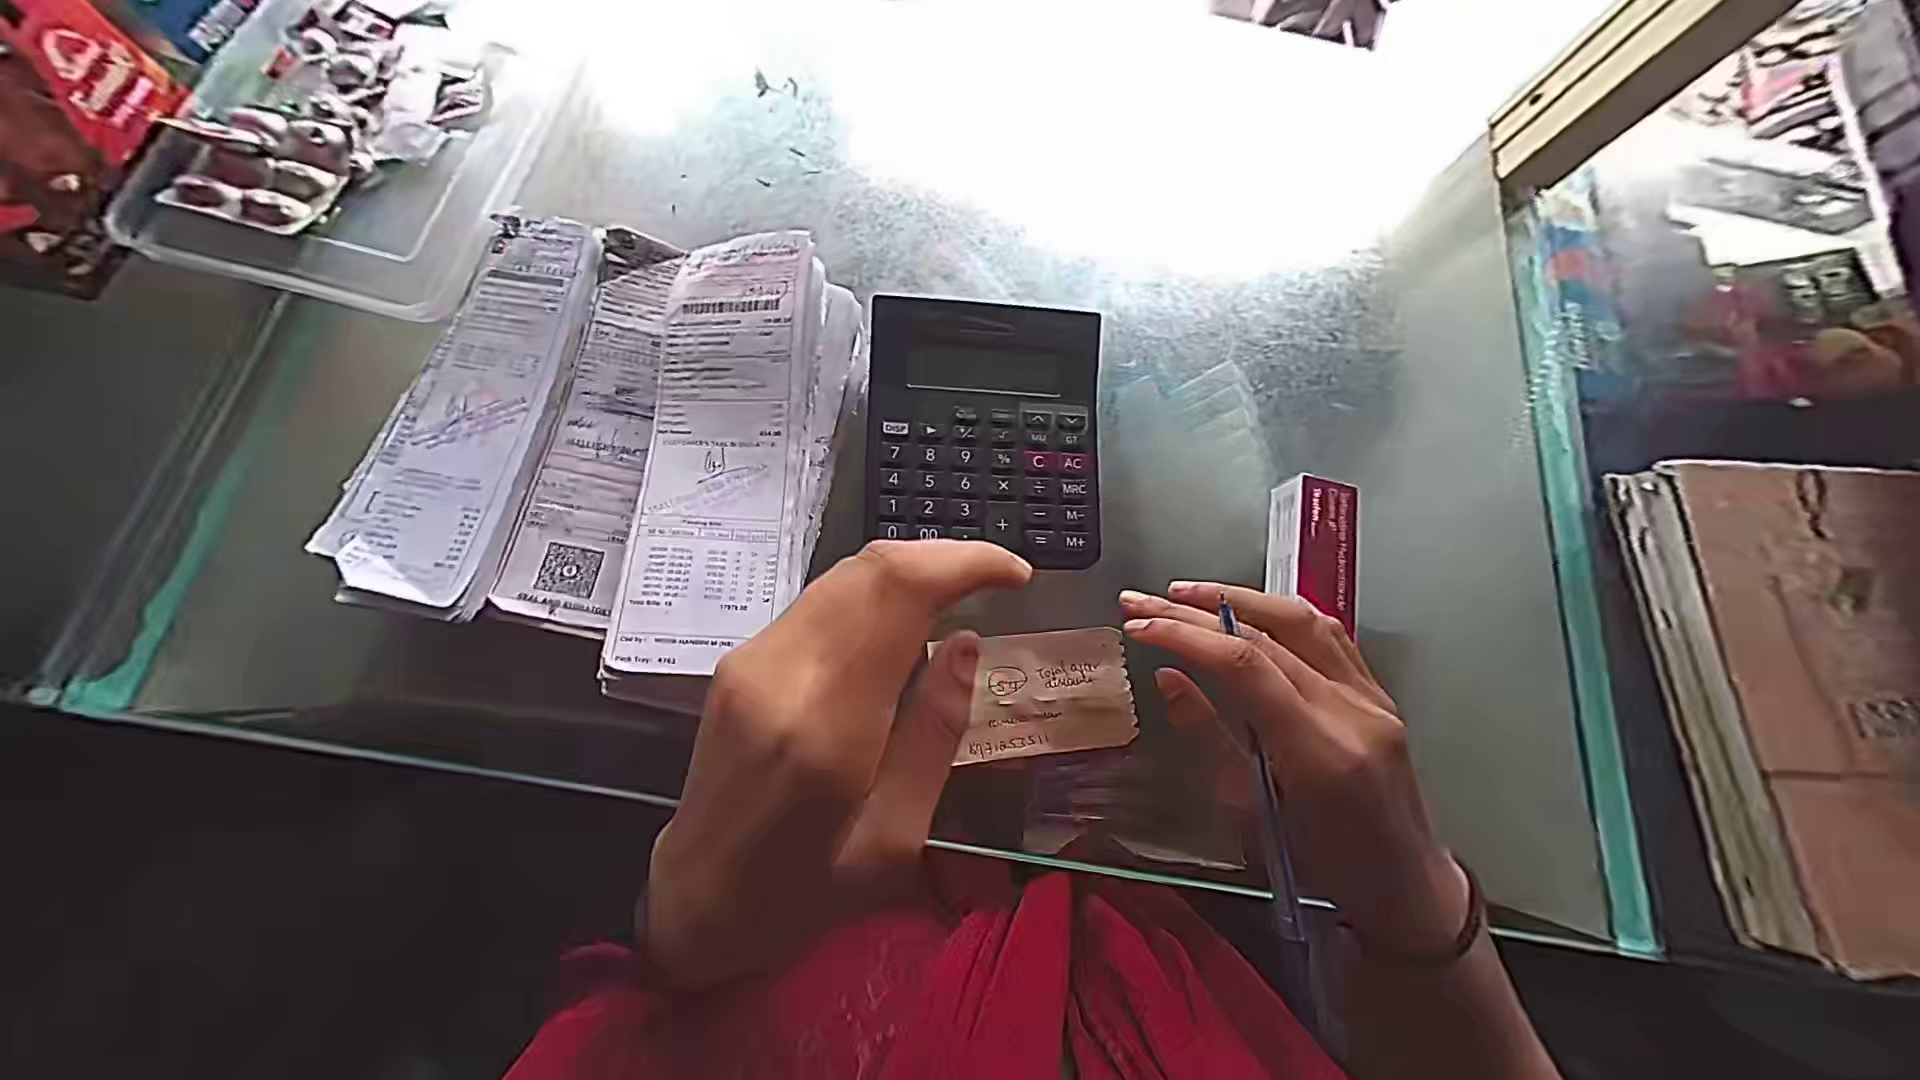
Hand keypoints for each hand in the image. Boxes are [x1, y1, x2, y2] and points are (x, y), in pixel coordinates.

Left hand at [646, 541, 1031, 985]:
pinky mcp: (742, 656)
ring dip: (910, 569)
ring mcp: (752, 657)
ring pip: (845, 573)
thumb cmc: (804, 889)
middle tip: (993, 577)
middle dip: (942, 556)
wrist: (694, 899)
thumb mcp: (896, 836)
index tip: (1014, 573)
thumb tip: (967, 643)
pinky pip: (822, 598)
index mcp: (827, 724)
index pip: (897, 593)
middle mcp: (782, 671)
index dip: (963, 563)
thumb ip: (936, 732)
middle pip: (870, 568)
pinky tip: (904, 617)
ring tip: (959, 590)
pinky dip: (875, 590)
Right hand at [1119, 583, 1468, 953]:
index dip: (1185, 636)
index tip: (1139, 628)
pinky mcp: (1376, 692)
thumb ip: (1206, 736)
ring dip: (1236, 598)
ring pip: (1299, 620)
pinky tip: (1244, 605)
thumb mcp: (1247, 812)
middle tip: (1142, 602)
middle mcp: (1352, 712)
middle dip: (1193, 612)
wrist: (1405, 888)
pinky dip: (1276, 611)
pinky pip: (1325, 633)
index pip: (1244, 665)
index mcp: (1318, 751)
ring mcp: (1371, 698)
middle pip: (1264, 636)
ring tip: (1184, 592)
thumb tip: (1168, 677)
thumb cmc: (1322, 867)